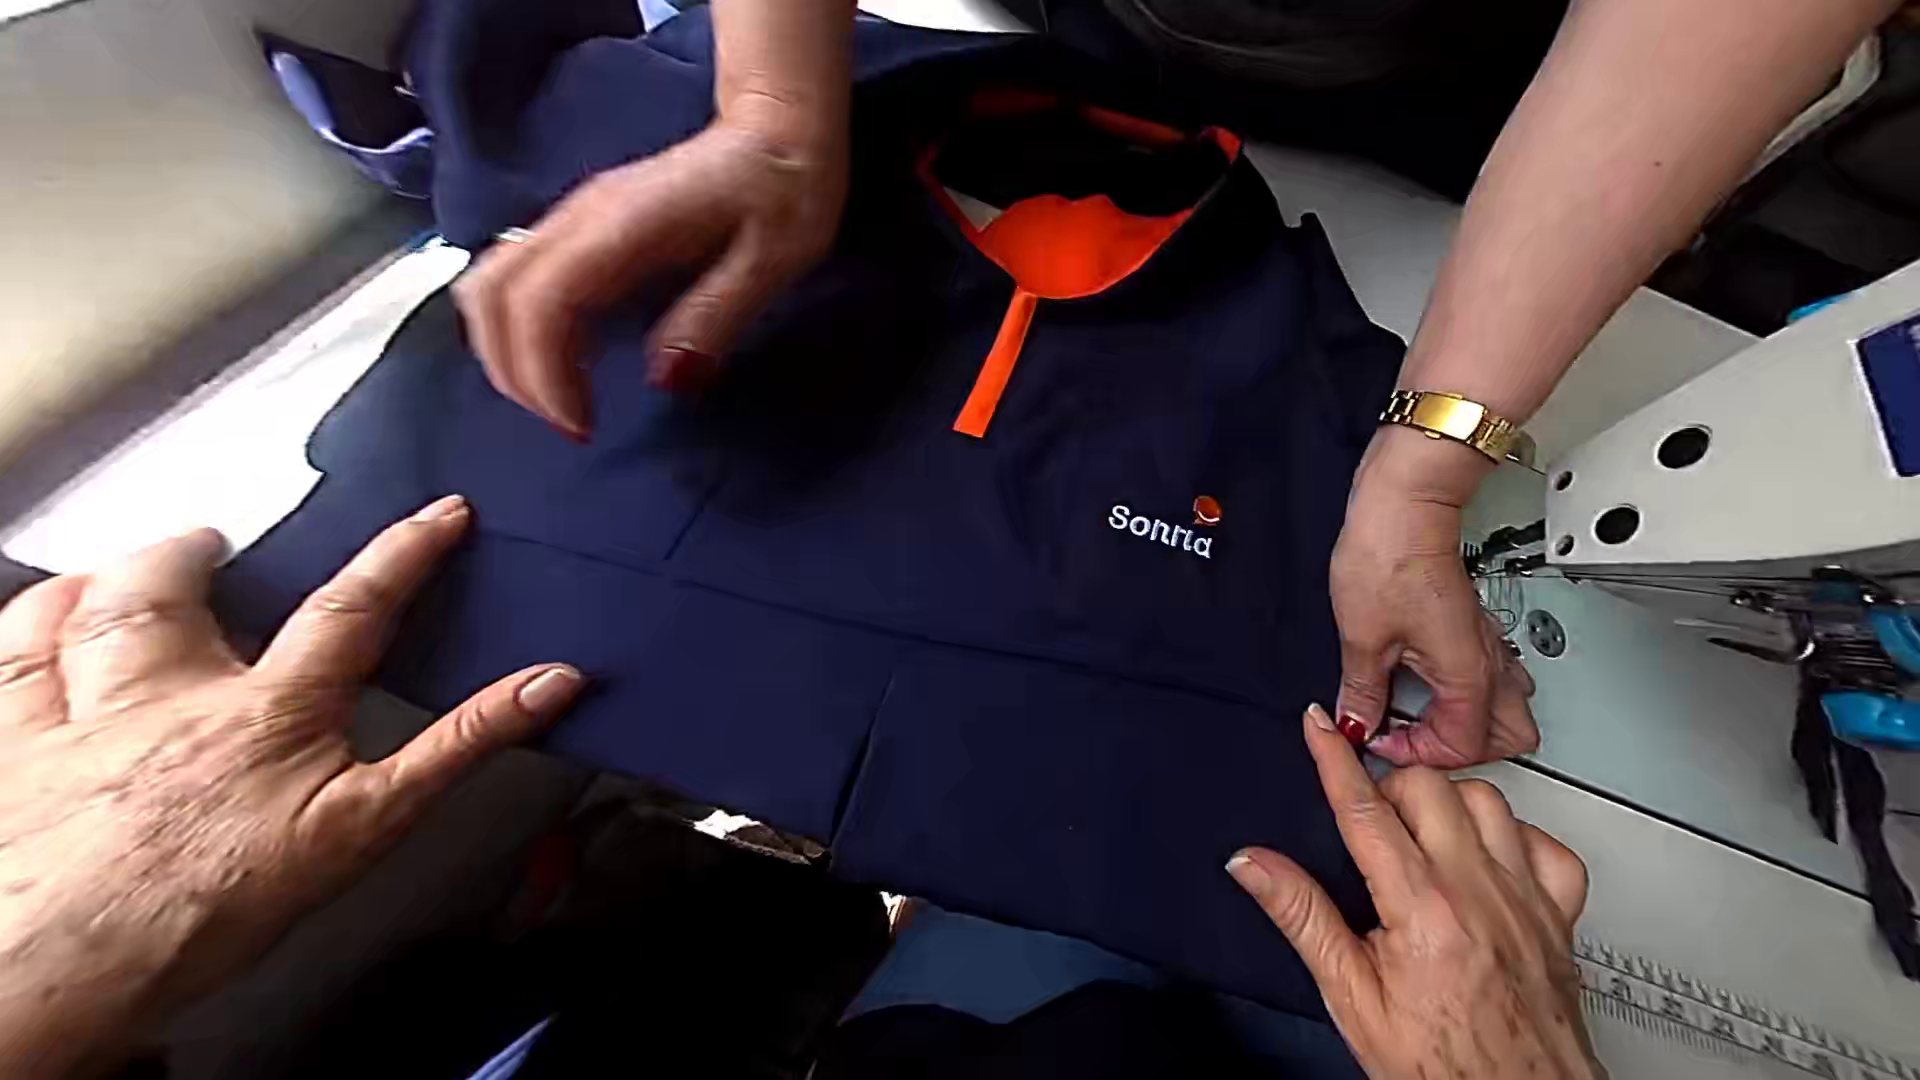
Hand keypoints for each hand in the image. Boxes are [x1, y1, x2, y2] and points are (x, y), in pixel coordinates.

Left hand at [0, 496, 581, 1077]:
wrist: (52, 992)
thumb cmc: (233, 896)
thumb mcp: (381, 814)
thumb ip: (471, 739)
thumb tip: (554, 680)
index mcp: (269, 708)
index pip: (355, 607)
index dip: (408, 551)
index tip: (445, 510)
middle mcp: (163, 702)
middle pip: (164, 606)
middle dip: (186, 558)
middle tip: (203, 536)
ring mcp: (62, 737)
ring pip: (48, 636)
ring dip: (78, 592)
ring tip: (102, 572)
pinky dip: (1, 652)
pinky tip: (15, 645)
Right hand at [452, 113, 848, 437]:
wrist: (777, 130)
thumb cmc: (784, 193)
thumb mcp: (770, 264)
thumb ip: (714, 316)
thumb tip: (665, 381)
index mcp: (624, 225)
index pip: (544, 301)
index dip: (546, 374)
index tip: (581, 427)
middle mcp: (583, 217)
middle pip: (494, 292)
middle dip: (515, 372)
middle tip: (569, 426)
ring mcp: (579, 218)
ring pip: (494, 282)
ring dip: (509, 351)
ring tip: (561, 405)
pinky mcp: (590, 229)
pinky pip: (524, 278)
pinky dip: (525, 329)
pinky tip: (564, 365)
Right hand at [1229, 705, 1602, 1079]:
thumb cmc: (1440, 1068)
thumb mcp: (1349, 995)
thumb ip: (1298, 915)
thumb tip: (1248, 861)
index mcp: (1423, 909)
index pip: (1366, 809)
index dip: (1333, 757)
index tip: (1317, 721)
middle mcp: (1479, 894)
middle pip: (1429, 787)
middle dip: (1387, 785)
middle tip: (1366, 816)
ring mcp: (1528, 904)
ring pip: (1487, 800)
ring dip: (1444, 801)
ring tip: (1417, 829)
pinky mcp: (1560, 921)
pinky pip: (1546, 845)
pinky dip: (1511, 835)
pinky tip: (1482, 855)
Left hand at [1330, 426, 1538, 766]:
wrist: (1403, 511)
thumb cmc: (1386, 563)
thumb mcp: (1361, 639)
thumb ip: (1362, 689)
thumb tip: (1358, 721)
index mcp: (1467, 675)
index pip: (1463, 746)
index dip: (1415, 752)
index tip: (1375, 735)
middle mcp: (1488, 663)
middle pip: (1506, 737)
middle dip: (1456, 748)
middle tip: (1403, 735)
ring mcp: (1485, 641)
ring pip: (1503, 707)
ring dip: (1462, 721)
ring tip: (1409, 710)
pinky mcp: (1470, 623)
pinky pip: (1484, 675)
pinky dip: (1457, 692)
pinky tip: (1417, 677)